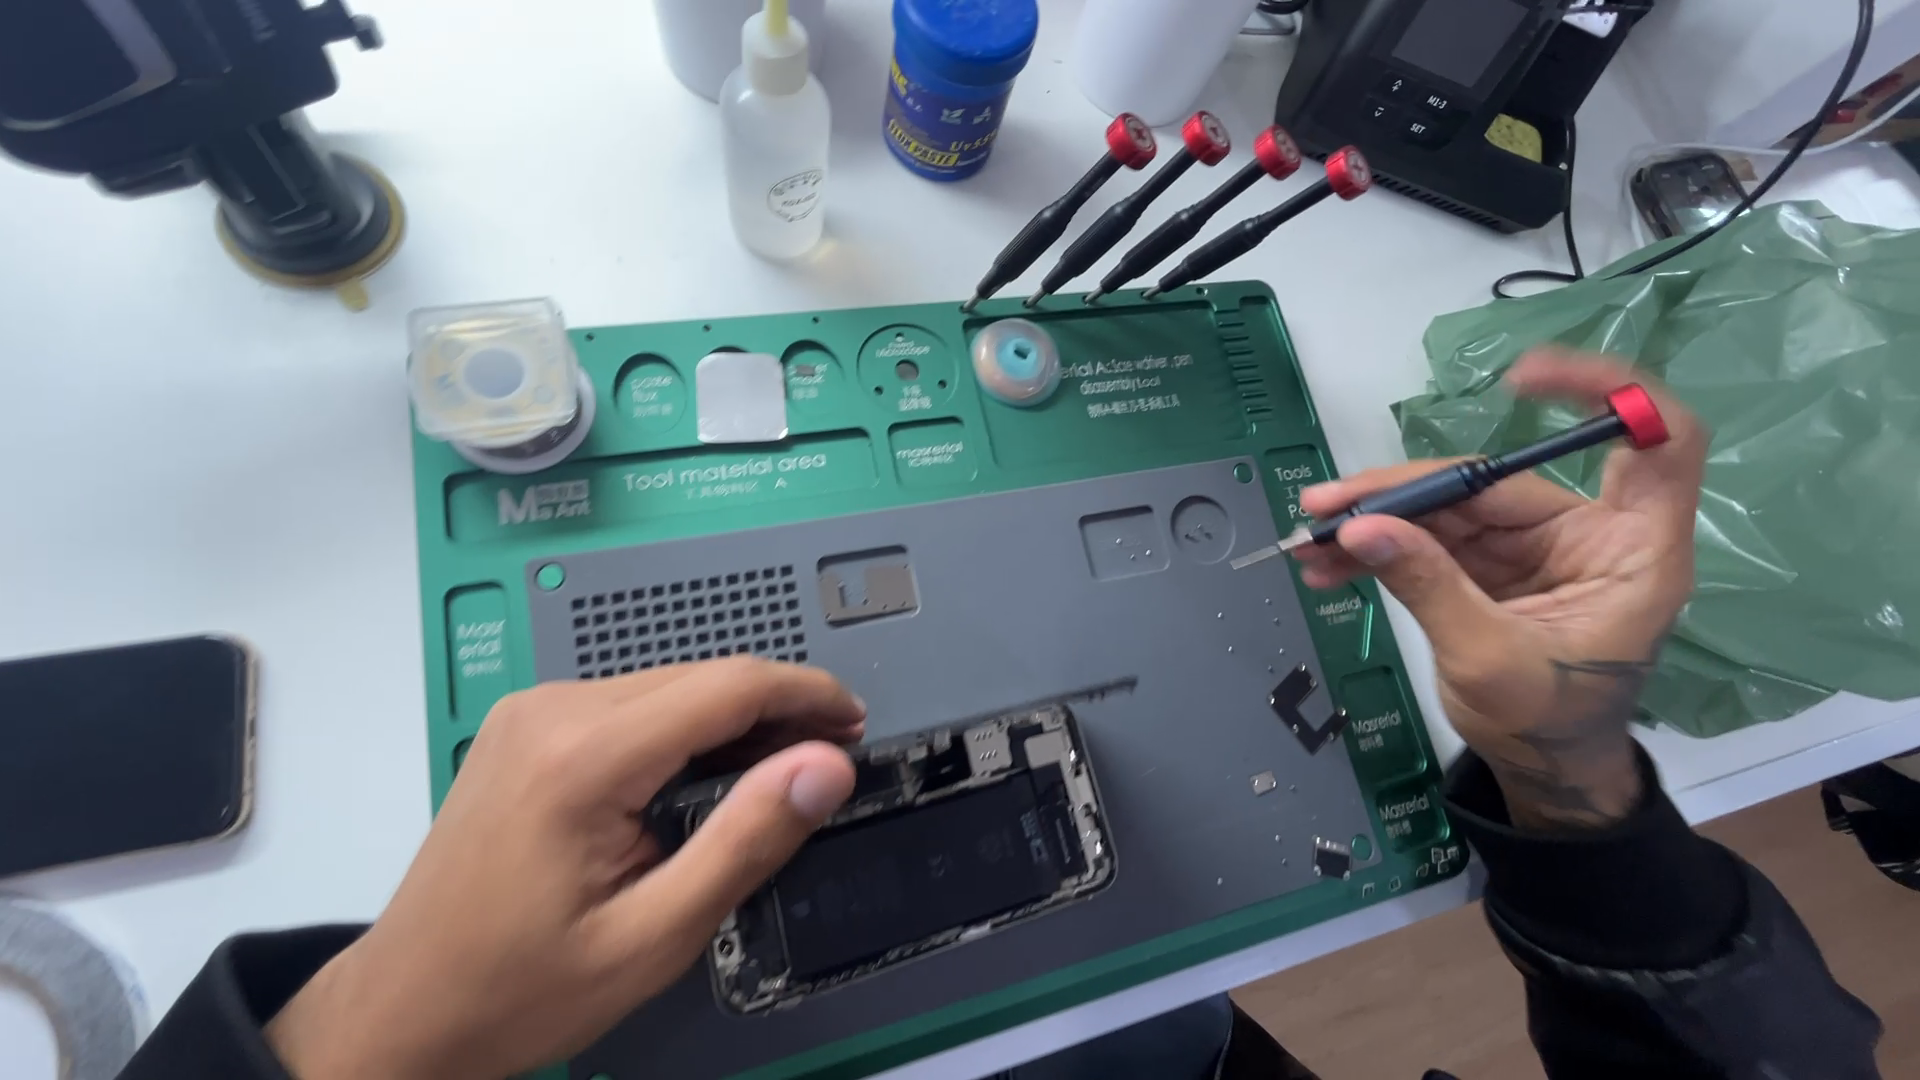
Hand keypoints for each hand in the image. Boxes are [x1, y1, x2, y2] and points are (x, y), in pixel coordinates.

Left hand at [265, 658, 865, 1079]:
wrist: (395, 1016)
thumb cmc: (524, 991)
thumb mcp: (654, 936)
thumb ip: (747, 841)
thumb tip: (827, 765)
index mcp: (585, 755)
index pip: (727, 686)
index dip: (806, 693)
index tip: (854, 721)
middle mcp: (557, 707)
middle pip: (703, 678)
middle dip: (779, 706)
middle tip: (830, 754)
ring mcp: (537, 708)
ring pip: (674, 684)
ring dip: (739, 716)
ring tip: (787, 765)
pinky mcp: (533, 722)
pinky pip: (639, 701)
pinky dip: (693, 725)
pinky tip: (717, 766)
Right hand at [1293, 351, 1704, 830]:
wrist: (1538, 768)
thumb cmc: (1547, 720)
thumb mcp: (1487, 657)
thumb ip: (1428, 585)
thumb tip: (1360, 528)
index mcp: (1626, 549)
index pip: (1651, 443)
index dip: (1601, 393)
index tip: (1519, 379)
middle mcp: (1576, 535)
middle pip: (1489, 481)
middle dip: (1400, 492)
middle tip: (1324, 506)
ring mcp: (1522, 550)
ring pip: (1441, 510)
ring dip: (1371, 523)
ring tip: (1308, 539)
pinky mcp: (1480, 568)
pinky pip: (1420, 543)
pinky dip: (1373, 551)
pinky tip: (1325, 565)